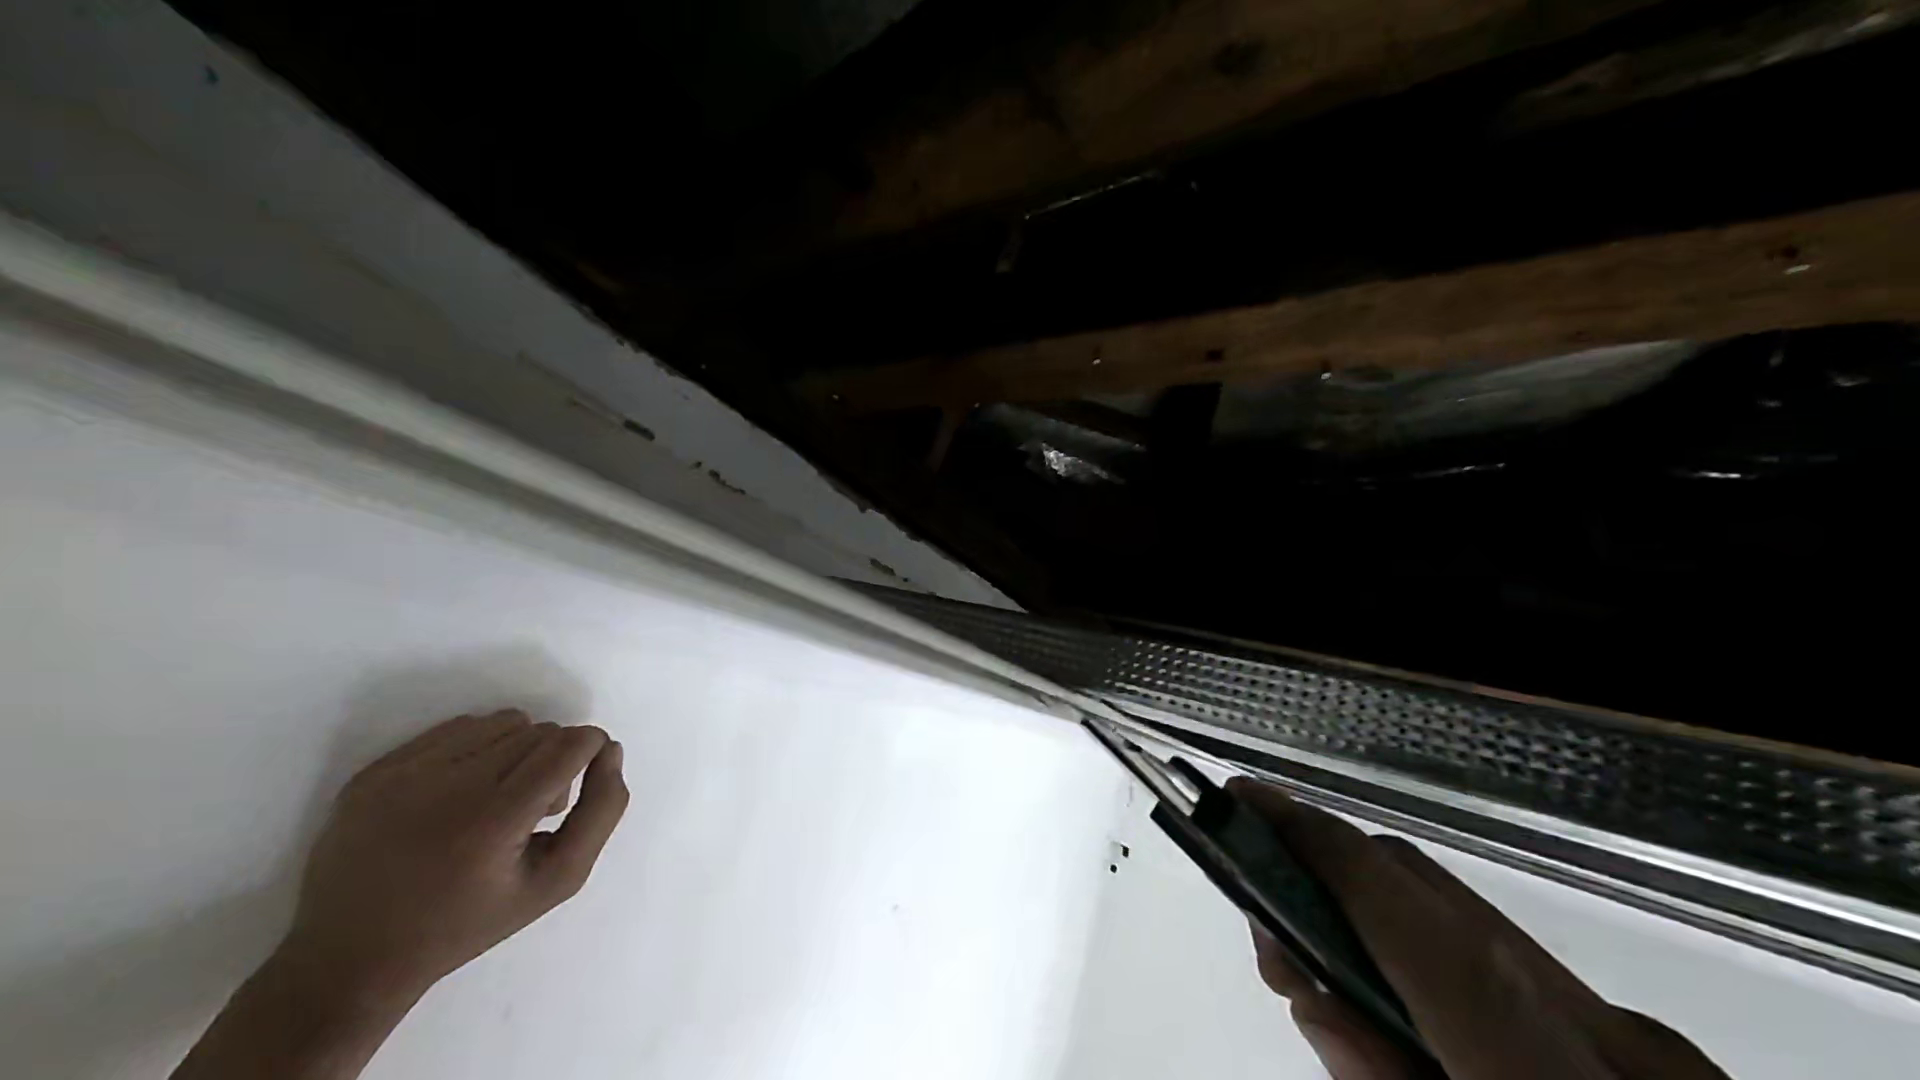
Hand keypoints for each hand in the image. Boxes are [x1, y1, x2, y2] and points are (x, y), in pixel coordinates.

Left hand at [282, 710, 629, 1002]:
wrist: (349, 959)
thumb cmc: (468, 923)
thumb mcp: (557, 880)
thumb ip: (601, 810)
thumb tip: (609, 751)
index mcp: (494, 822)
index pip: (570, 745)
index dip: (593, 750)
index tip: (585, 779)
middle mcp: (447, 787)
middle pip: (541, 732)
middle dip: (556, 759)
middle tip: (537, 809)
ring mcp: (404, 775)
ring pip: (504, 722)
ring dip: (520, 748)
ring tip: (500, 795)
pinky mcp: (375, 770)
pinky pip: (458, 728)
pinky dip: (478, 748)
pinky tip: (461, 792)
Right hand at [1226, 778, 1731, 1079]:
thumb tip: (1311, 993)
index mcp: (1552, 1078)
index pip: (1416, 924)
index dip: (1320, 846)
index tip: (1245, 800)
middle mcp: (1615, 1040)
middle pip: (1430, 893)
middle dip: (1331, 874)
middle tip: (1269, 919)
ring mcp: (1644, 1036)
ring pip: (1464, 916)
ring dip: (1375, 913)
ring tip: (1328, 970)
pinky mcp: (1649, 1040)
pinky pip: (1506, 956)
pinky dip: (1430, 949)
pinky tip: (1409, 1002)